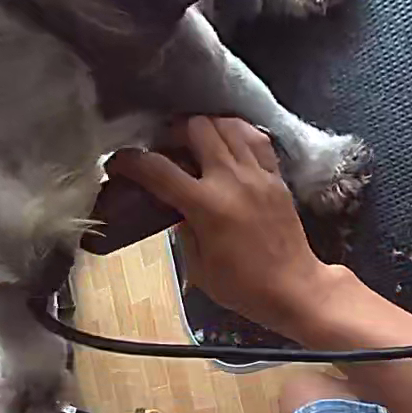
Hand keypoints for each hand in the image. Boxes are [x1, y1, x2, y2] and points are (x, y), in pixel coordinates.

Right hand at [108, 116, 351, 333]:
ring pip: (226, 124)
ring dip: (205, 127)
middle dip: (171, 133)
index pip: (158, 170)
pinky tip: (227, 143)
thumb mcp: (199, 267)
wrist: (294, 288)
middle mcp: (232, 179)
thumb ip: (182, 230)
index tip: (117, 163)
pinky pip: (256, 138)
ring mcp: (258, 174)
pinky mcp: (276, 176)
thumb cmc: (243, 287)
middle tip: (164, 150)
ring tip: (195, 143)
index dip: (130, 162)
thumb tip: (175, 207)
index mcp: (207, 206)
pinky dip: (237, 133)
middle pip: (195, 128)